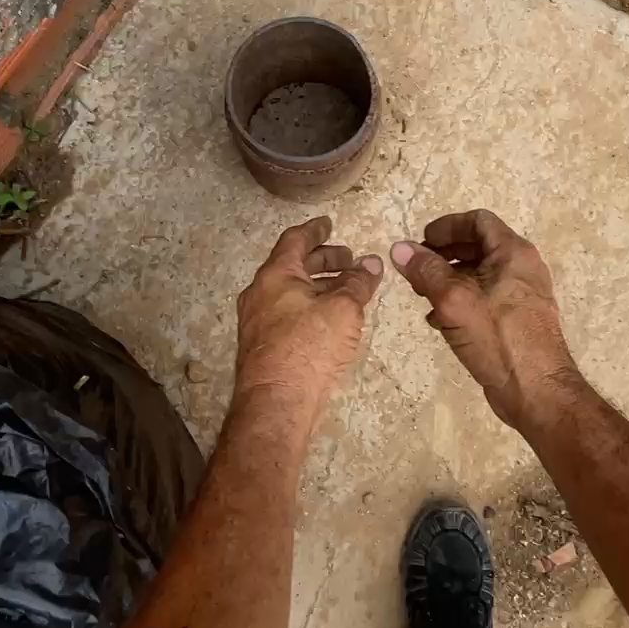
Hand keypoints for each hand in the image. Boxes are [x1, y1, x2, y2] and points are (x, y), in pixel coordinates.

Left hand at [233, 216, 382, 423]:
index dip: (315, 230)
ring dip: (320, 286)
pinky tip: (331, 320)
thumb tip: (371, 264)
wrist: (276, 403)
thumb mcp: (343, 309)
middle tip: (349, 260)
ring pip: (291, 292)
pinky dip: (311, 306)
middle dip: (323, 260)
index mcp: (275, 275)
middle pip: (293, 266)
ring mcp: (257, 321)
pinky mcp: (262, 346)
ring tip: (348, 291)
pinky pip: (288, 313)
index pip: (295, 240)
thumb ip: (358, 283)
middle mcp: (260, 294)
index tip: (328, 224)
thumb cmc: (308, 347)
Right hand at [390, 209, 584, 431]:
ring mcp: (521, 294)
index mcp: (513, 253)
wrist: (537, 391)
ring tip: (423, 296)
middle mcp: (521, 267)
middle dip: (443, 255)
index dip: (446, 226)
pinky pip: (484, 298)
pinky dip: (461, 301)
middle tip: (416, 269)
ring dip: (448, 280)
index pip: (478, 220)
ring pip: (479, 274)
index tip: (421, 241)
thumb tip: (400, 248)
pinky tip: (439, 321)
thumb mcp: (454, 300)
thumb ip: (426, 271)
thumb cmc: (498, 337)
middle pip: (477, 246)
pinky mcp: (516, 319)